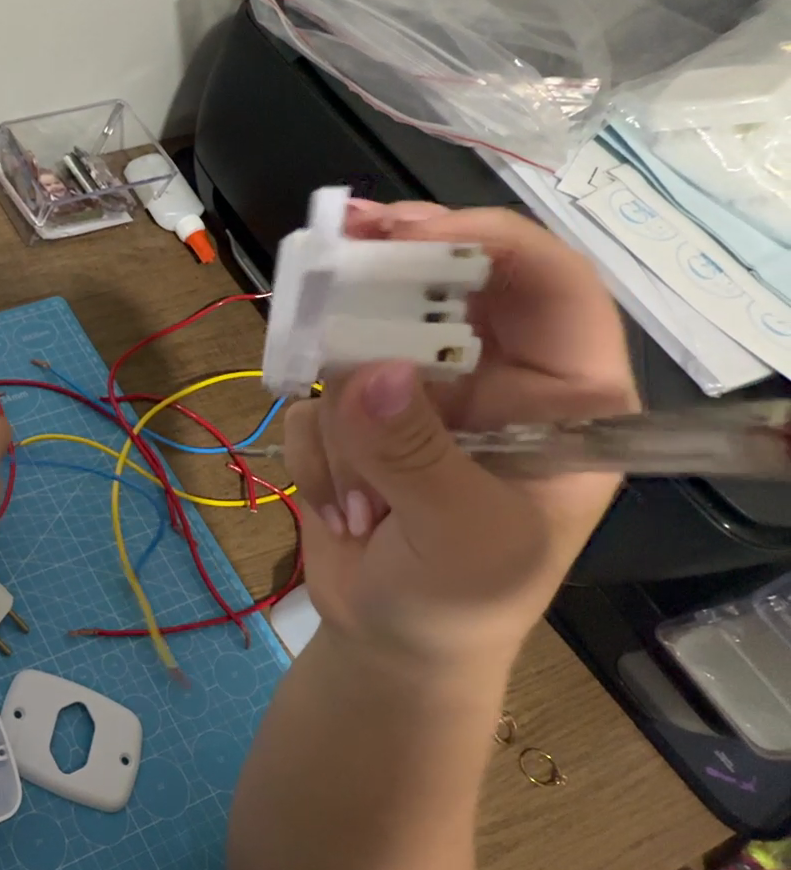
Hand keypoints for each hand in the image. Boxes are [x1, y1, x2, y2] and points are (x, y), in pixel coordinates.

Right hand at [284, 202, 637, 667]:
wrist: (392, 640)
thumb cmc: (463, 597)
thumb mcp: (461, 534)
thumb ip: (416, 455)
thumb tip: (365, 376)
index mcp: (561, 396)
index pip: (543, 286)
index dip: (479, 242)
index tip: (396, 229)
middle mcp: (487, 382)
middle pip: (431, 298)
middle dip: (374, 297)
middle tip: (320, 257)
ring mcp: (410, 403)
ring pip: (348, 361)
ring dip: (339, 435)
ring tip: (362, 507)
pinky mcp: (348, 426)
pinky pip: (308, 408)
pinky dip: (311, 460)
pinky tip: (340, 511)